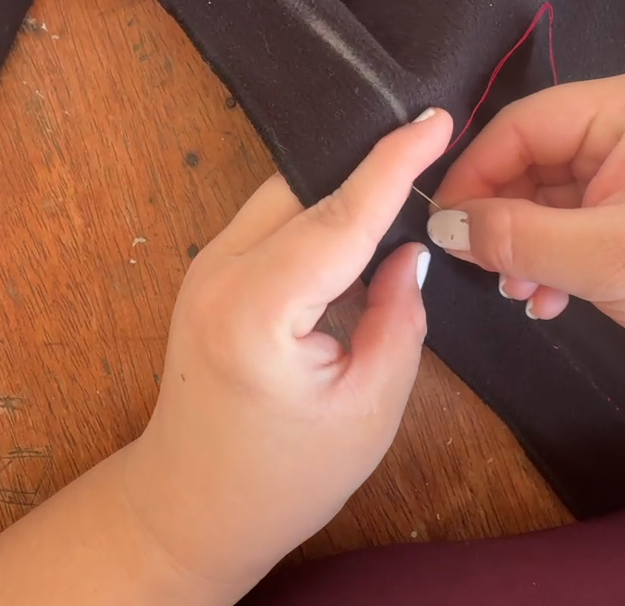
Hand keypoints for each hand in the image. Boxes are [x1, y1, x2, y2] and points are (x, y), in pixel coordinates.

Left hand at [118, 108, 451, 592]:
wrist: (189, 505)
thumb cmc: (284, 478)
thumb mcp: (367, 410)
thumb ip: (399, 317)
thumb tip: (412, 249)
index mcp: (257, 308)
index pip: (339, 216)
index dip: (393, 163)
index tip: (435, 119)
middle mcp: (219, 267)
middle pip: (304, 190)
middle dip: (368, 168)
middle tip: (433, 153)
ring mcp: (205, 262)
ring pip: (285, 195)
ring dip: (340, 191)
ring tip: (401, 195)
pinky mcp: (208, 267)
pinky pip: (271, 217)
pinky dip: (315, 213)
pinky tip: (353, 233)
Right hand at [428, 68, 624, 418]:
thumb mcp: (612, 262)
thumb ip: (516, 238)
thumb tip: (438, 226)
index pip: (522, 125)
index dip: (473, 176)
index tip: (441, 231)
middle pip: (537, 156)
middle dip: (506, 217)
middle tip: (489, 276)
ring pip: (558, 189)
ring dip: (532, 242)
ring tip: (524, 296)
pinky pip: (588, 210)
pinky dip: (564, 250)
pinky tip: (554, 296)